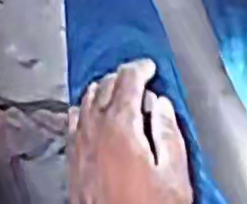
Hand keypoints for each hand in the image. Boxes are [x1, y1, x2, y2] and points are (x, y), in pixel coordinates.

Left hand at [67, 59, 192, 203]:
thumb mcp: (174, 180)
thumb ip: (169, 136)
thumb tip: (161, 104)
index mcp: (120, 124)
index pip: (127, 79)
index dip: (140, 68)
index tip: (150, 66)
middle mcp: (94, 123)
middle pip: (106, 84)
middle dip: (124, 77)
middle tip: (140, 81)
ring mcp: (79, 138)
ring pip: (88, 96)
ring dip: (104, 89)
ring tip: (120, 93)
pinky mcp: (71, 154)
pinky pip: (75, 115)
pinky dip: (86, 106)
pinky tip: (93, 113)